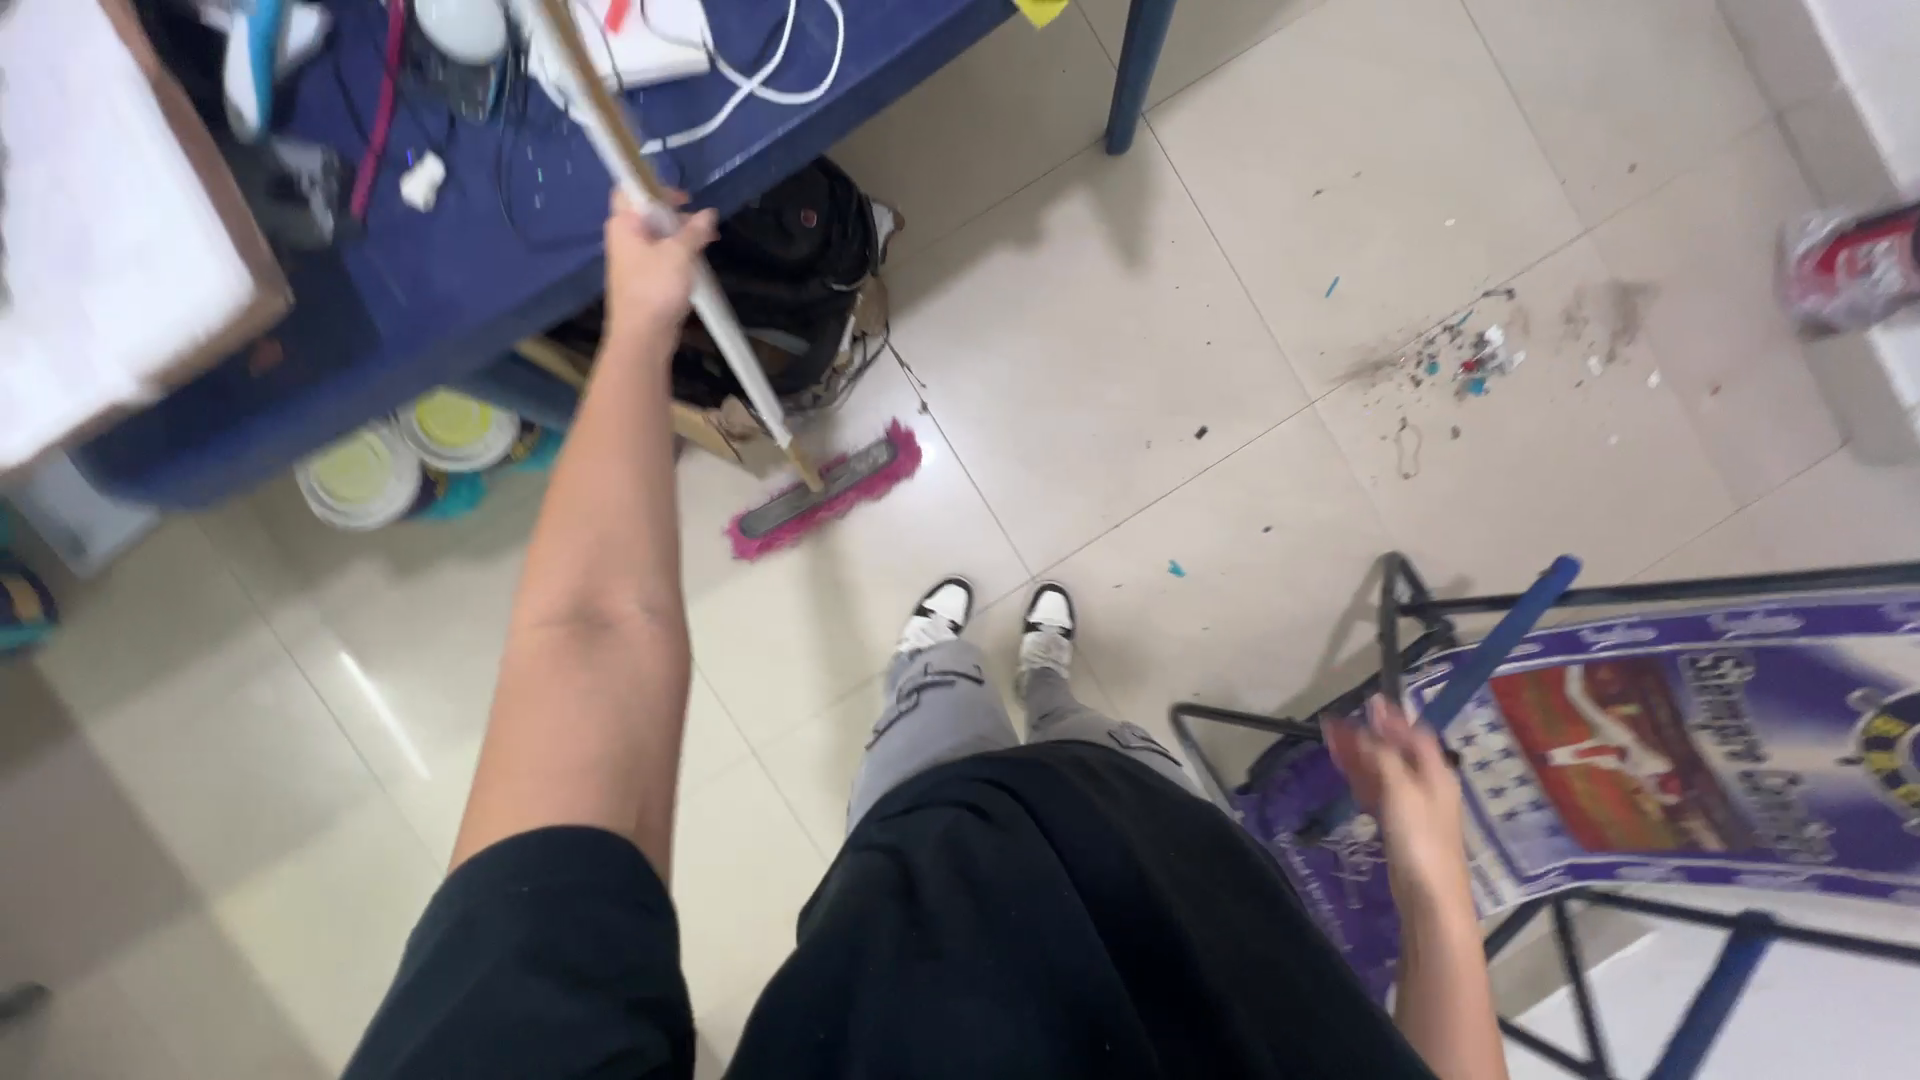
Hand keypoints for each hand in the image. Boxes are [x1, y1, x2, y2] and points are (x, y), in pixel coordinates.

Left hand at [603, 190, 718, 351]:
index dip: (655, 186)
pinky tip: (696, 263)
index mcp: (624, 224)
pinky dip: (678, 255)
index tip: (682, 197)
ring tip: (706, 242)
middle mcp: (624, 238)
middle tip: (702, 223)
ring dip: (681, 237)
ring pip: (657, 237)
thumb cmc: (656, 288)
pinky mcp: (644, 279)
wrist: (642, 335)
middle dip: (676, 215)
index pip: (630, 189)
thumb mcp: (679, 254)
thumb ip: (694, 231)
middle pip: (648, 214)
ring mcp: (633, 260)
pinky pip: (661, 257)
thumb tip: (709, 214)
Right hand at [1325, 695, 1472, 911]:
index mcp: (1436, 774)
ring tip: (1331, 740)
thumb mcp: (1401, 791)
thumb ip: (1384, 758)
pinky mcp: (1398, 825)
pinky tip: (1345, 771)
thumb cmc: (1420, 840)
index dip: (1394, 718)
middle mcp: (1426, 786)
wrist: (1429, 897)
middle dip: (1367, 734)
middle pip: (1395, 751)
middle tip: (1336, 721)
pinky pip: (1375, 791)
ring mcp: (1411, 806)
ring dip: (1358, 754)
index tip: (1370, 701)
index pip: (1415, 736)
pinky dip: (1360, 777)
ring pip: (1381, 770)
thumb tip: (1365, 731)